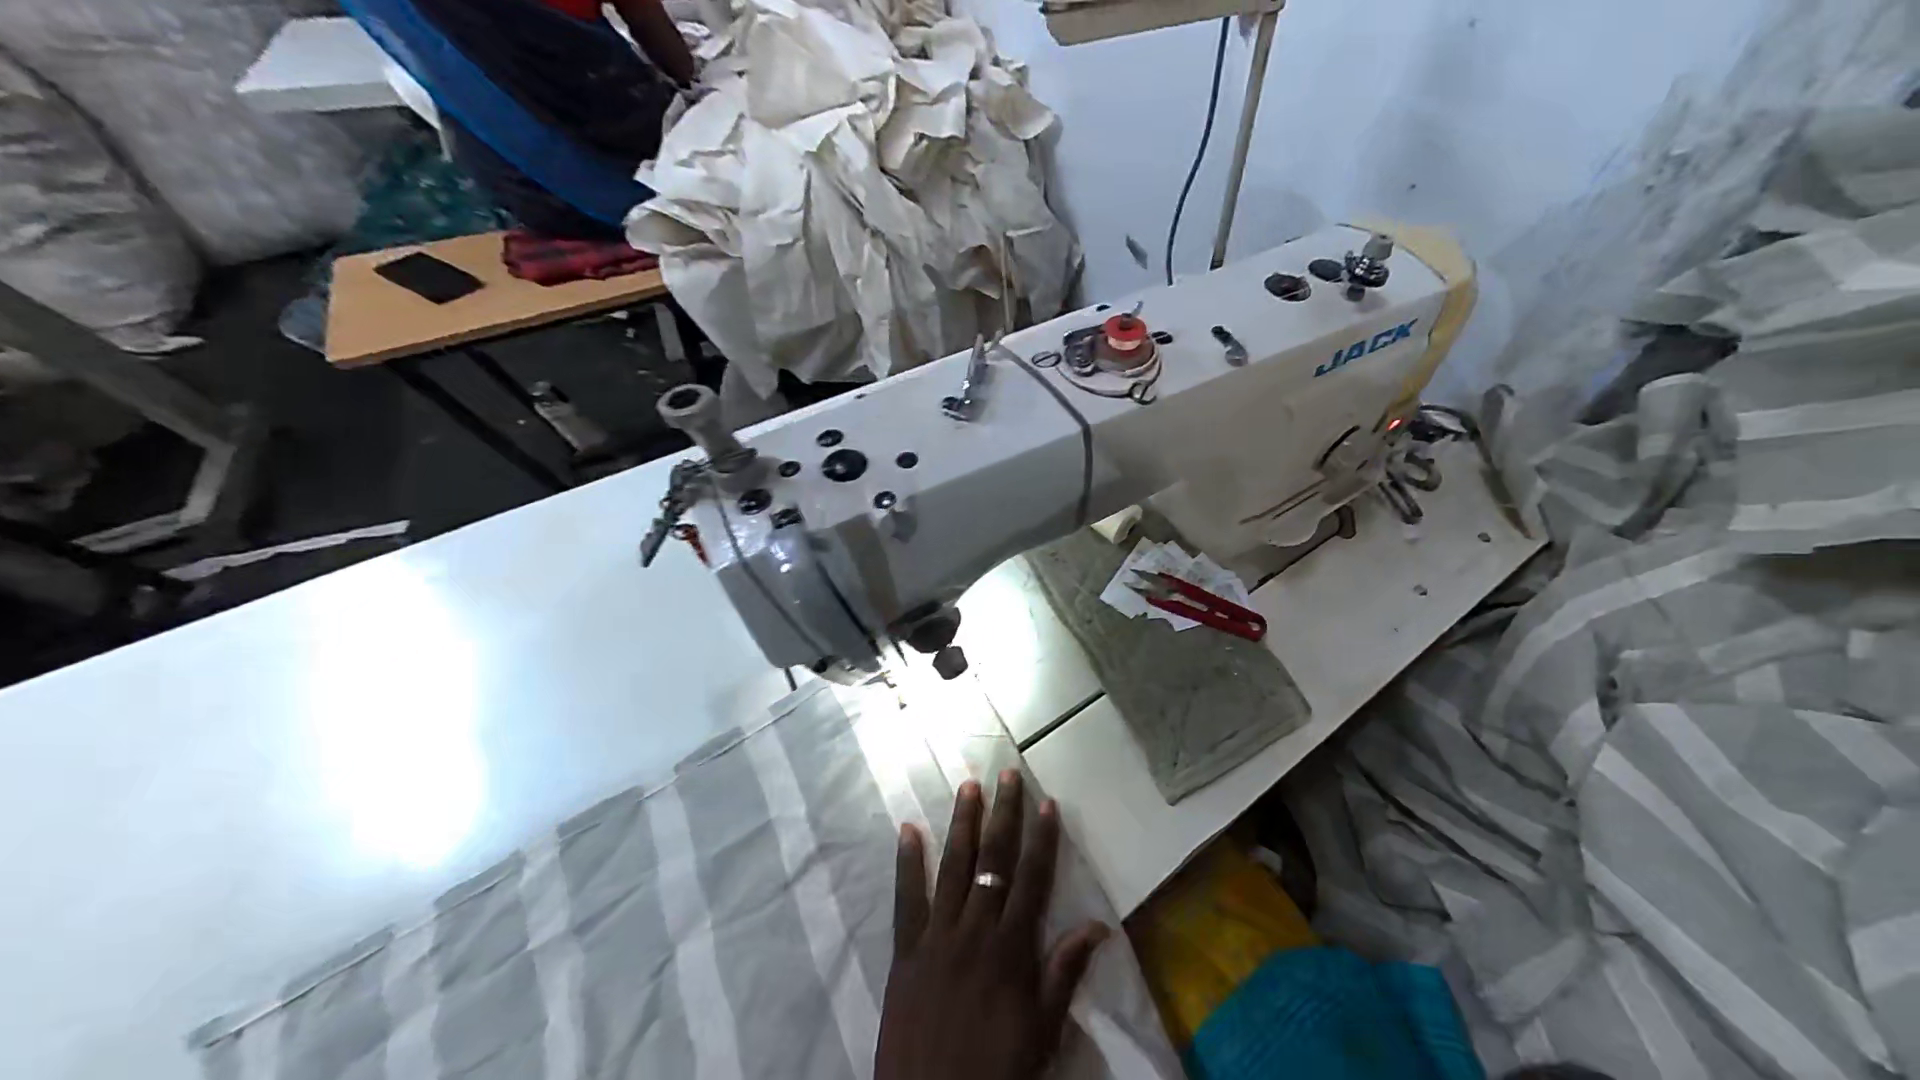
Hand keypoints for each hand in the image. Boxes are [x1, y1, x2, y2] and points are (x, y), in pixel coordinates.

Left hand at [876, 771, 1110, 1079]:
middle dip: (1002, 815)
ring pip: (952, 867)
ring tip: (967, 787)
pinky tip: (907, 830)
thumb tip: (1098, 926)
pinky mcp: (905, 950)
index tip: (1047, 802)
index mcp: (1011, 949)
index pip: (1032, 880)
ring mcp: (937, 936)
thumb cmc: (997, 1071)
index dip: (1042, 839)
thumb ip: (1064, 973)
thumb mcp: (1042, 1031)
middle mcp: (975, 931)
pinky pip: (907, 898)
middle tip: (1006, 774)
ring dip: (961, 825)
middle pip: (992, 861)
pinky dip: (907, 862)